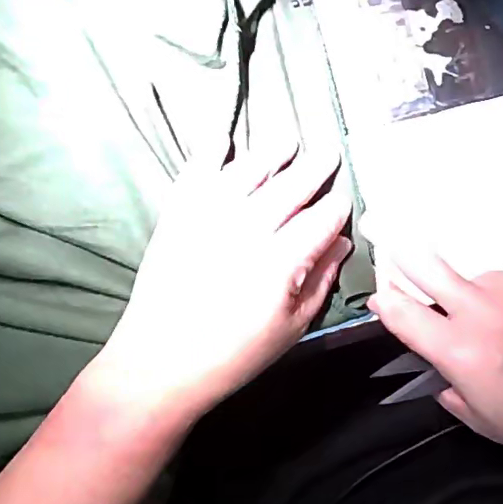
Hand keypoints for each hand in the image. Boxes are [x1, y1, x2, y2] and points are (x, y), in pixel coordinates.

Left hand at [87, 139, 353, 428]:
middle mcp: (246, 233)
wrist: (159, 363)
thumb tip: (342, 244)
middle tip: (329, 152)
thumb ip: (320, 280)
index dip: (335, 209)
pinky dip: (208, 155)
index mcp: (280, 264)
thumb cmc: (233, 354)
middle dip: (313, 169)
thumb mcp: (292, 326)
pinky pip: (195, 176)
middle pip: (289, 189)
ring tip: (287, 140)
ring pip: (246, 174)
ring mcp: (207, 221)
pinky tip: (222, 140)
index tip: (343, 201)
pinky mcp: (177, 219)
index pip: (319, 222)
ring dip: (269, 154)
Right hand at [367, 250, 502, 471]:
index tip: (379, 297)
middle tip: (387, 236)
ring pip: (475, 279)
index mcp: (459, 351)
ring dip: (476, 297)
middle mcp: (480, 308)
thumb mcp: (486, 423)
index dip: (384, 302)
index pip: (401, 312)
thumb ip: (451, 390)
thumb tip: (442, 369)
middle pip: (424, 264)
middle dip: (401, 253)